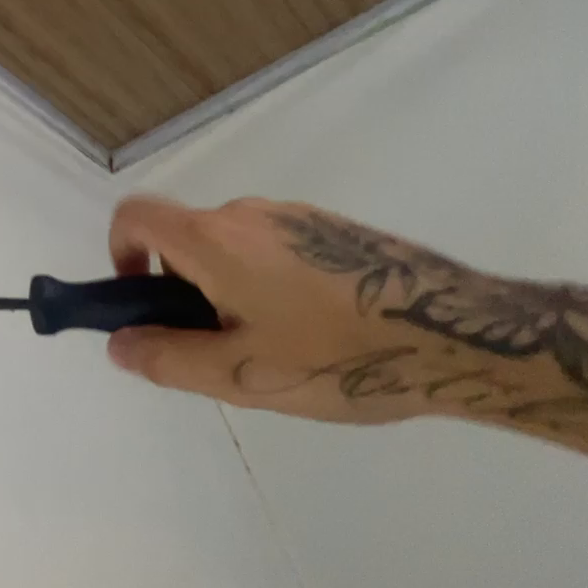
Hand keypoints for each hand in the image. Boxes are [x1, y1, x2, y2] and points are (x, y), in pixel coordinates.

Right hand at [104, 196, 532, 423]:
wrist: (469, 336)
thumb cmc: (340, 356)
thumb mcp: (242, 374)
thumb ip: (168, 358)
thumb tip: (118, 344)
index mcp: (213, 240)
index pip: (134, 217)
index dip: (119, 252)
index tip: (142, 300)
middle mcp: (245, 213)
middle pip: (183, 236)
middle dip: (182, 286)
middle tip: (221, 345)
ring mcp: (294, 216)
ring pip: (230, 244)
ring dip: (226, 285)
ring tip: (278, 344)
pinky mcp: (333, 227)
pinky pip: (272, 245)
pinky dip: (266, 278)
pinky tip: (317, 328)